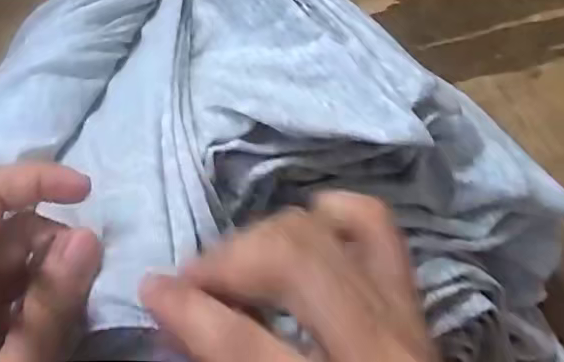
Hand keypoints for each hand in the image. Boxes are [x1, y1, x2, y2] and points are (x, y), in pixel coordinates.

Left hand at [0, 164, 103, 361]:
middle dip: (54, 239)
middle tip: (95, 276)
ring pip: (9, 267)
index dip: (38, 178)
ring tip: (82, 307)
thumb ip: (50, 305)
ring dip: (50, 276)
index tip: (89, 192)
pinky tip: (62, 328)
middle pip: (4, 231)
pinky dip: (37, 306)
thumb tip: (89, 235)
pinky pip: (6, 302)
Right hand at [140, 192, 434, 361]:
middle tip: (190, 284)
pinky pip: (375, 229)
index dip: (188, 311)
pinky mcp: (414, 306)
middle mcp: (381, 351)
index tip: (149, 289)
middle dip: (225, 260)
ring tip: (233, 270)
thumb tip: (176, 325)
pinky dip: (330, 216)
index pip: (245, 344)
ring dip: (261, 239)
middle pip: (288, 259)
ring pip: (318, 232)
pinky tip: (300, 232)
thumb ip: (228, 361)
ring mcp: (405, 321)